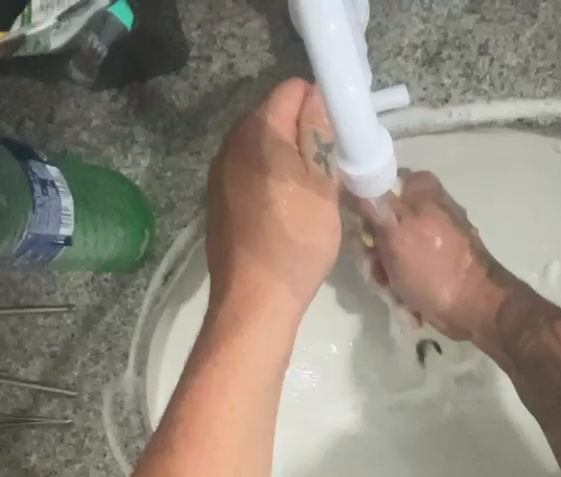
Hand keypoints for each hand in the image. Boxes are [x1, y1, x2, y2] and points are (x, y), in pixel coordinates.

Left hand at [204, 78, 340, 322]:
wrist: (254, 301)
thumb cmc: (295, 242)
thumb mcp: (322, 186)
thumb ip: (319, 135)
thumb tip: (318, 100)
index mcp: (258, 130)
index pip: (293, 90)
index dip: (322, 107)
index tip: (342, 140)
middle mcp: (231, 144)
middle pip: (275, 119)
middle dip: (305, 137)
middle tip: (332, 173)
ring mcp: (220, 176)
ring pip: (263, 152)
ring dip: (289, 164)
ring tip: (312, 199)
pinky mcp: (219, 204)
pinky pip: (251, 178)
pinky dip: (272, 186)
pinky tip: (287, 217)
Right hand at [353, 170, 509, 341]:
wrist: (474, 307)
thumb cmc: (433, 268)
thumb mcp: (396, 233)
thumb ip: (372, 205)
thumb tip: (349, 178)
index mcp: (422, 191)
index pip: (379, 187)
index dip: (364, 210)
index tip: (360, 233)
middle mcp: (429, 209)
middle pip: (383, 223)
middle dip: (375, 250)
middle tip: (376, 269)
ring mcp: (434, 238)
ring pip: (393, 250)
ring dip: (386, 272)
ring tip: (392, 289)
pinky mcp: (437, 264)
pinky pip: (407, 270)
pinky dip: (403, 284)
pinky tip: (405, 298)